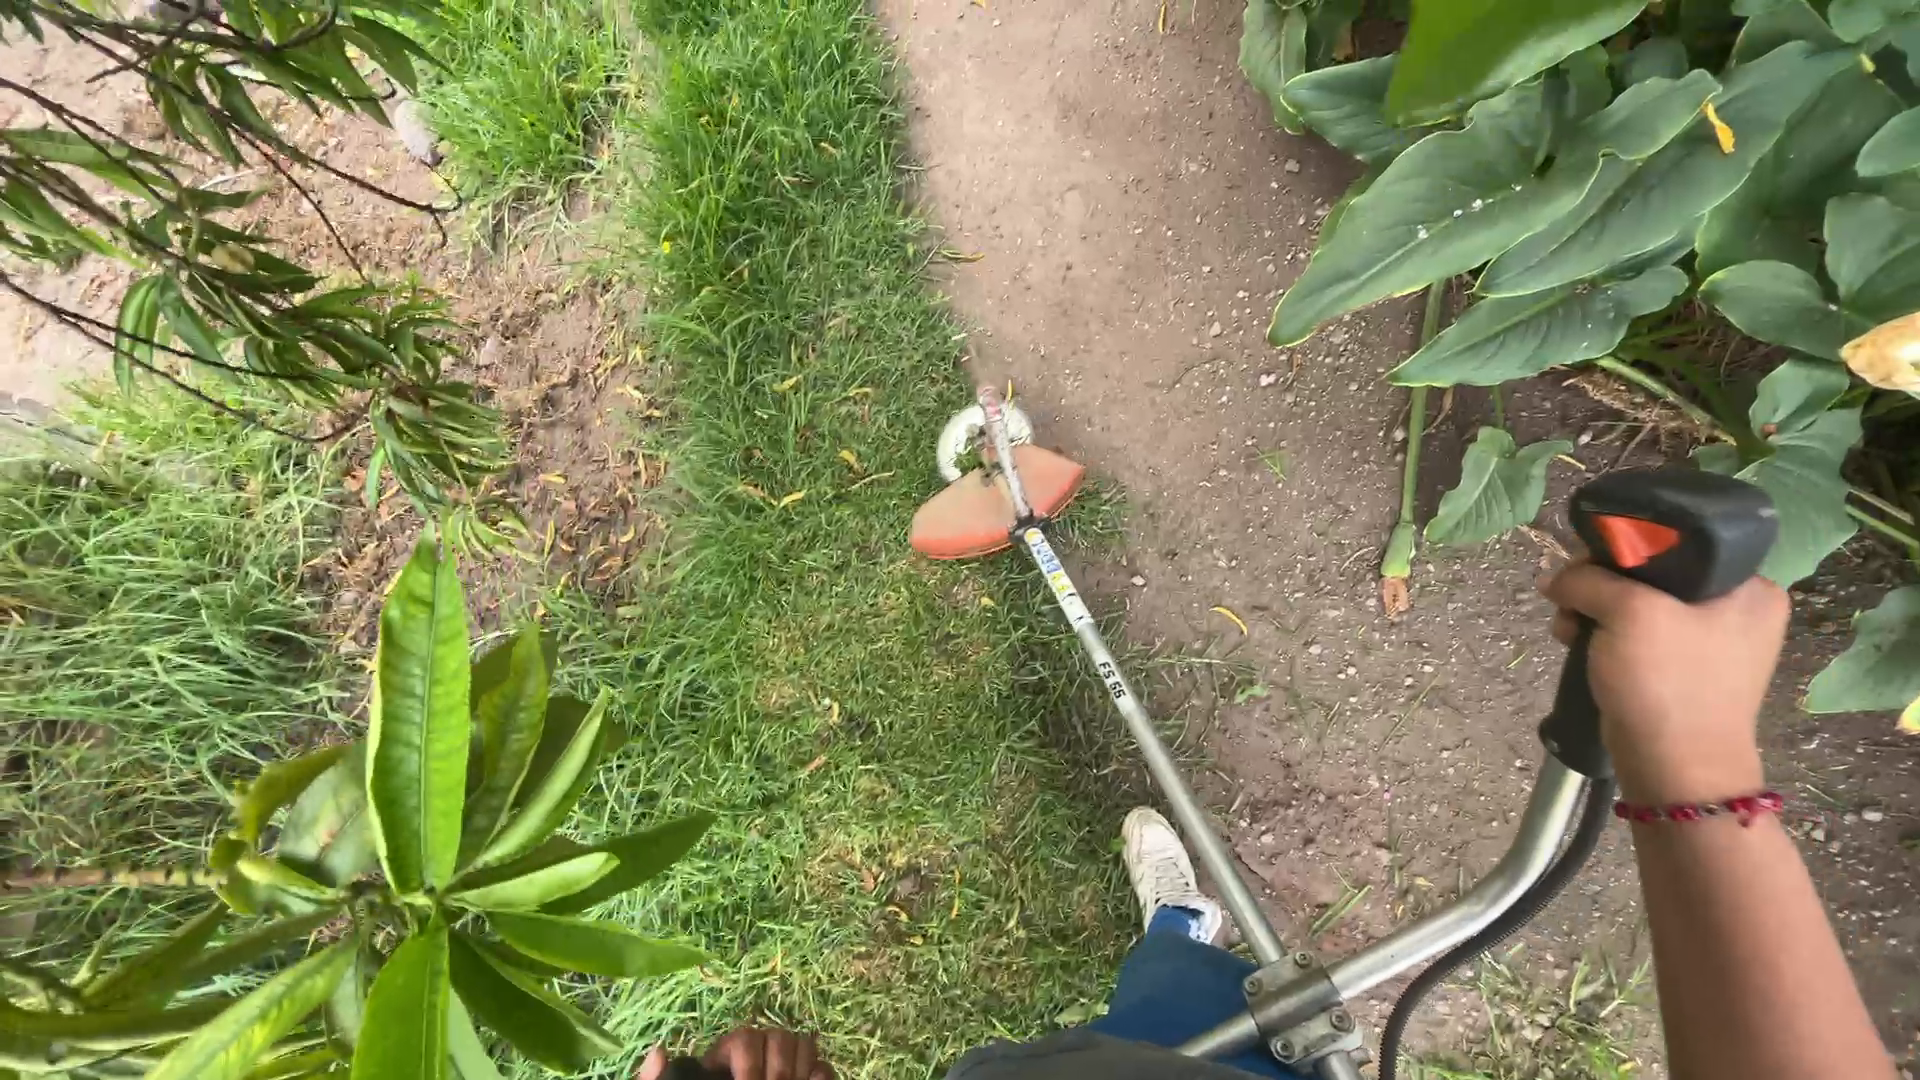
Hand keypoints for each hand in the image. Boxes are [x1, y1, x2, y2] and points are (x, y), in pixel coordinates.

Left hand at [636, 1028, 833, 1079]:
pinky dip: (821, 1075)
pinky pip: (823, 1068)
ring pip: (803, 1045)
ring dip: (800, 1068)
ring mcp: (783, 1071)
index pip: (745, 1039)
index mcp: (723, 1063)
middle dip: (778, 1069)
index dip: (749, 1062)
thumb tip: (659, 1050)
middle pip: (779, 1037)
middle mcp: (756, 1061)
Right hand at [1540, 561, 1788, 803]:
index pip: (1673, 544)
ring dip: (1587, 611)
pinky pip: (1625, 631)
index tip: (1587, 571)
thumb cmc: (1665, 680)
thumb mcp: (1627, 612)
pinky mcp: (1673, 665)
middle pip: (1643, 573)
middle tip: (1573, 607)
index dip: (1621, 550)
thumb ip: (1586, 579)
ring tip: (1570, 632)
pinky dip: (1595, 633)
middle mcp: (1731, 608)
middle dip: (1596, 587)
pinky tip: (1577, 644)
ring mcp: (1702, 639)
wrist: (1672, 760)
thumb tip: (1553, 580)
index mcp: (1748, 588)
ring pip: (1626, 602)